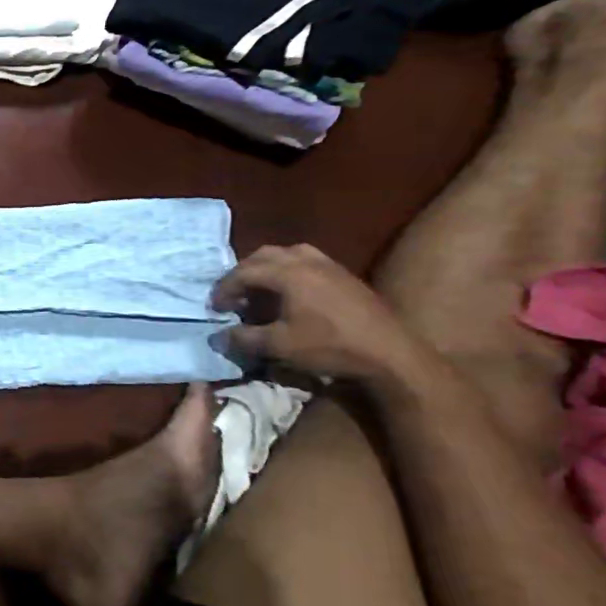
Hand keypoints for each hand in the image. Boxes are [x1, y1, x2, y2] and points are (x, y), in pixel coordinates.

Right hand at [212, 245, 426, 385]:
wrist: (390, 353)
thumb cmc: (330, 346)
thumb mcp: (280, 346)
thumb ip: (245, 338)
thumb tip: (219, 336)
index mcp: (287, 273)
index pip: (244, 272)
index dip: (225, 289)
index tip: (215, 307)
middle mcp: (306, 260)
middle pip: (263, 255)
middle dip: (243, 273)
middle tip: (234, 294)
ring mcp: (328, 264)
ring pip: (287, 253)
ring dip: (267, 267)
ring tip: (260, 289)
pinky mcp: (344, 274)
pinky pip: (306, 260)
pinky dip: (288, 270)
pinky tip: (291, 292)